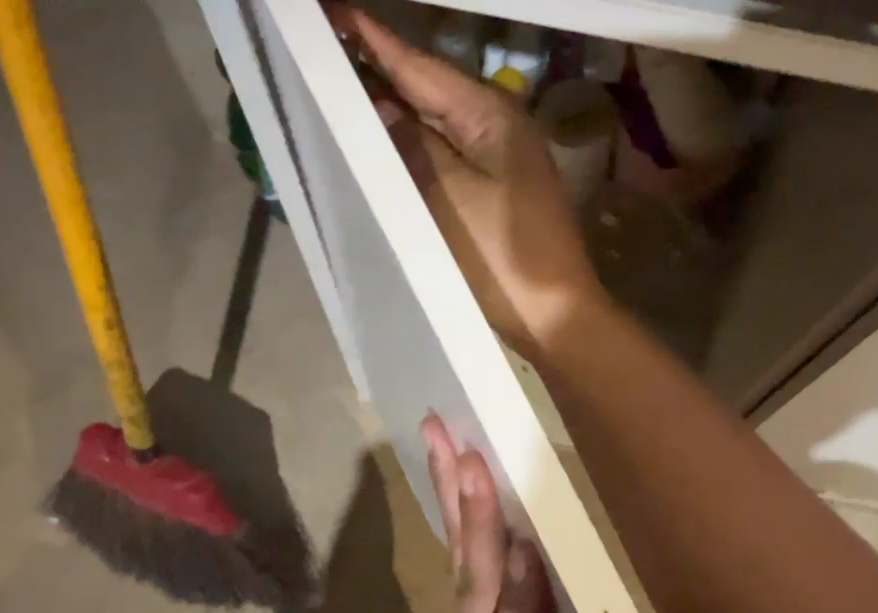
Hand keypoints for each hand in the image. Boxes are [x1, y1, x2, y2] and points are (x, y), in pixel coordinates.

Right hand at [330, 5, 605, 352]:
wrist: (553, 316)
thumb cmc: (503, 256)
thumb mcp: (449, 196)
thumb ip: (412, 145)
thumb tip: (382, 107)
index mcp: (490, 116)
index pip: (420, 67)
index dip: (373, 40)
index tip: (330, 12)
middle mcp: (496, 128)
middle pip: (428, 90)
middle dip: (379, 70)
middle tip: (324, 50)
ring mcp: (498, 162)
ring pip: (434, 125)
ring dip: (393, 109)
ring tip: (341, 87)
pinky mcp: (493, 195)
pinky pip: (444, 158)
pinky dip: (412, 149)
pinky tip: (383, 148)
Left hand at [412, 415, 638, 612]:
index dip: (519, 590)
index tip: (524, 542)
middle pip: (472, 575)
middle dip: (472, 514)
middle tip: (462, 451)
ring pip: (458, 554)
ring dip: (450, 493)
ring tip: (438, 435)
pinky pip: (462, 557)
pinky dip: (457, 510)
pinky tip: (452, 469)